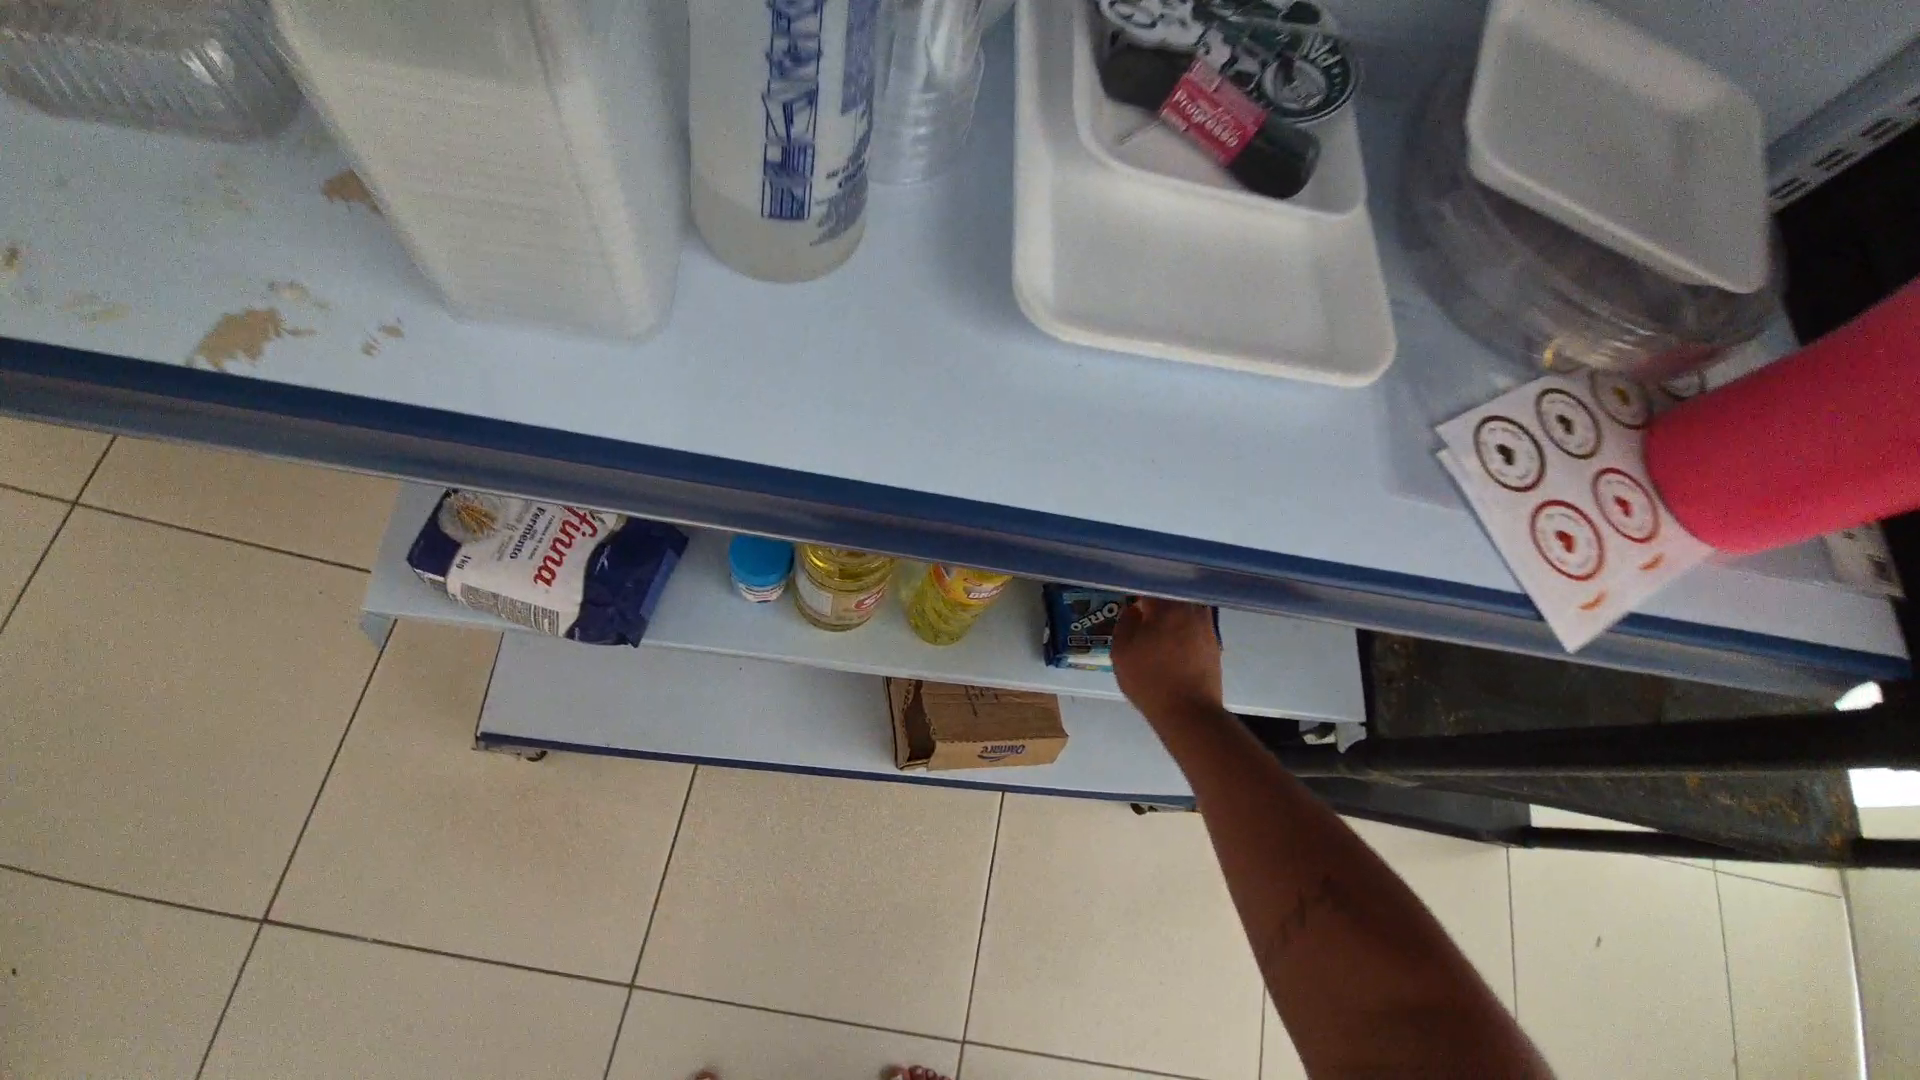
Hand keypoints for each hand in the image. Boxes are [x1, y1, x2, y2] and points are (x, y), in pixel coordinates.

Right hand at [1111, 598, 1224, 722]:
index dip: (1137, 591)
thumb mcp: (1121, 651)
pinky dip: (1182, 630)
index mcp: (1167, 607)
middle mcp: (1191, 610)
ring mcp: (1207, 627)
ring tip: (1156, 630)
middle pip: (1171, 596)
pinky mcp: (1214, 645)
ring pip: (1185, 611)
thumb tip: (1135, 610)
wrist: (1188, 712)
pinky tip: (1171, 645)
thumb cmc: (1149, 679)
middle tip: (1141, 613)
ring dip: (1171, 616)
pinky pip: (1194, 627)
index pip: (1150, 586)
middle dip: (1156, 602)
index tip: (1128, 598)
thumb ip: (1125, 623)